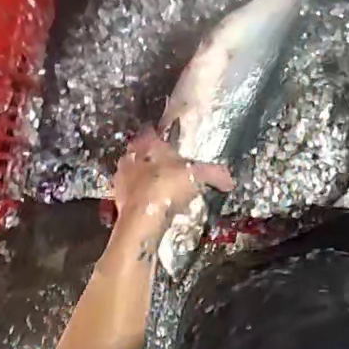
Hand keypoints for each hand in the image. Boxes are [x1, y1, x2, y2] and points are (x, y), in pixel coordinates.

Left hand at [110, 129, 232, 229]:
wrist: (142, 216)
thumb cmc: (168, 185)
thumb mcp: (197, 175)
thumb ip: (215, 174)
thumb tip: (230, 181)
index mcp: (147, 143)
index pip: (151, 132)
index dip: (159, 136)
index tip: (168, 142)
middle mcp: (130, 156)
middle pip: (140, 152)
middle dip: (151, 158)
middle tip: (166, 167)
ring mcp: (120, 178)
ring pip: (133, 173)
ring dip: (143, 178)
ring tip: (160, 189)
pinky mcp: (117, 198)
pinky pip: (130, 193)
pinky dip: (140, 197)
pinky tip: (152, 204)